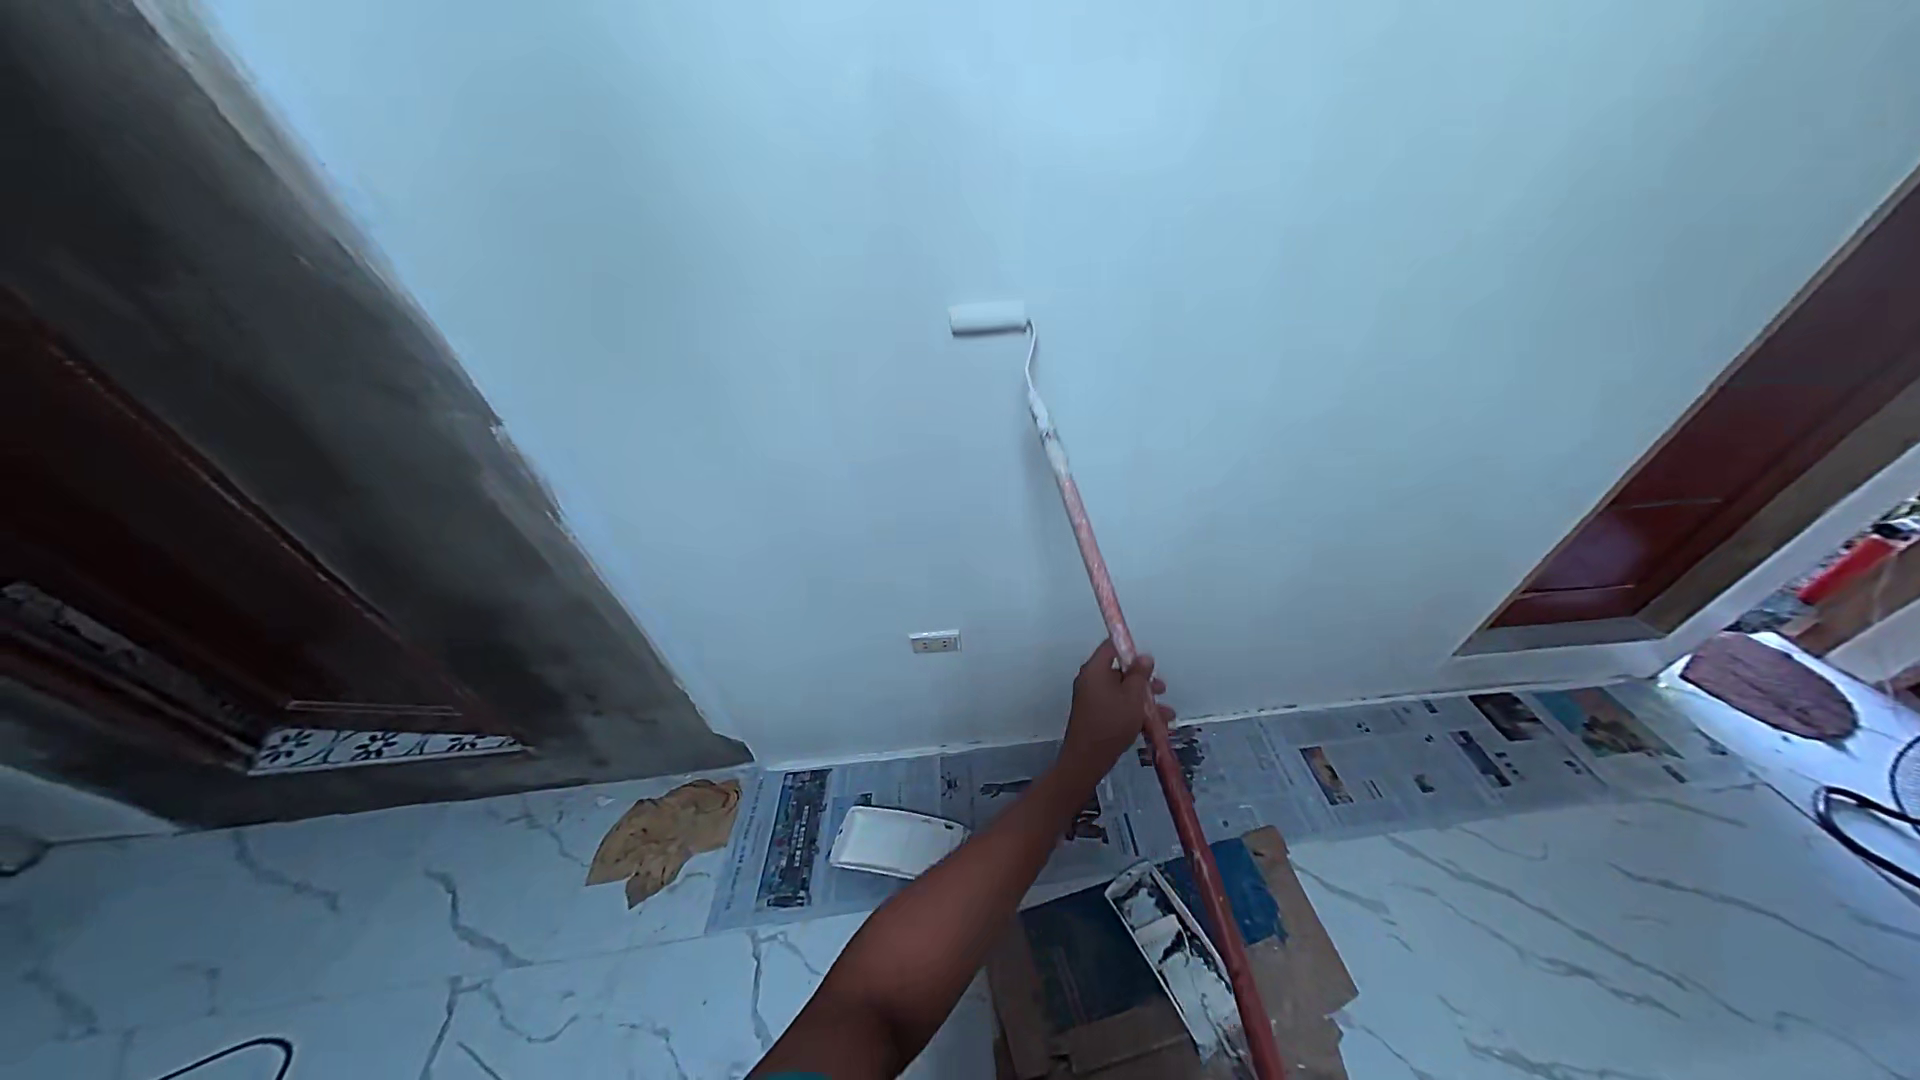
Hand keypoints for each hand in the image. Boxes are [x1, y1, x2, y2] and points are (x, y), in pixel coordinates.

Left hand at [1062, 639, 1173, 768]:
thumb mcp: (1133, 696)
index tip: (1147, 657)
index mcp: (1095, 670)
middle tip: (1161, 688)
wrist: (1088, 758)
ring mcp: (1092, 699)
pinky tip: (1156, 724)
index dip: (1129, 647)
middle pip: (1119, 671)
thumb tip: (1143, 657)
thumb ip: (1140, 675)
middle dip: (1143, 680)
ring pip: (1122, 692)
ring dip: (1144, 700)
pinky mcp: (1095, 715)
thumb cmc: (1112, 722)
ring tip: (1166, 712)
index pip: (1110, 647)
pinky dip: (1134, 712)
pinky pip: (1117, 706)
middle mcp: (1090, 681)